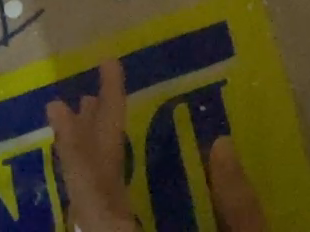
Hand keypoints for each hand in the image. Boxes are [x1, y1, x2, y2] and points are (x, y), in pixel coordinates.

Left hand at [48, 59, 268, 230]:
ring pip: (91, 206)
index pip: (94, 184)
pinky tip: (112, 166)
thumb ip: (237, 205)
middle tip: (84, 92)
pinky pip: (101, 218)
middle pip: (89, 191)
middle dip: (86, 138)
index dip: (81, 137)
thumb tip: (223, 144)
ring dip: (94, 159)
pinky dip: (103, 186)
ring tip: (94, 112)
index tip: (73, 95)